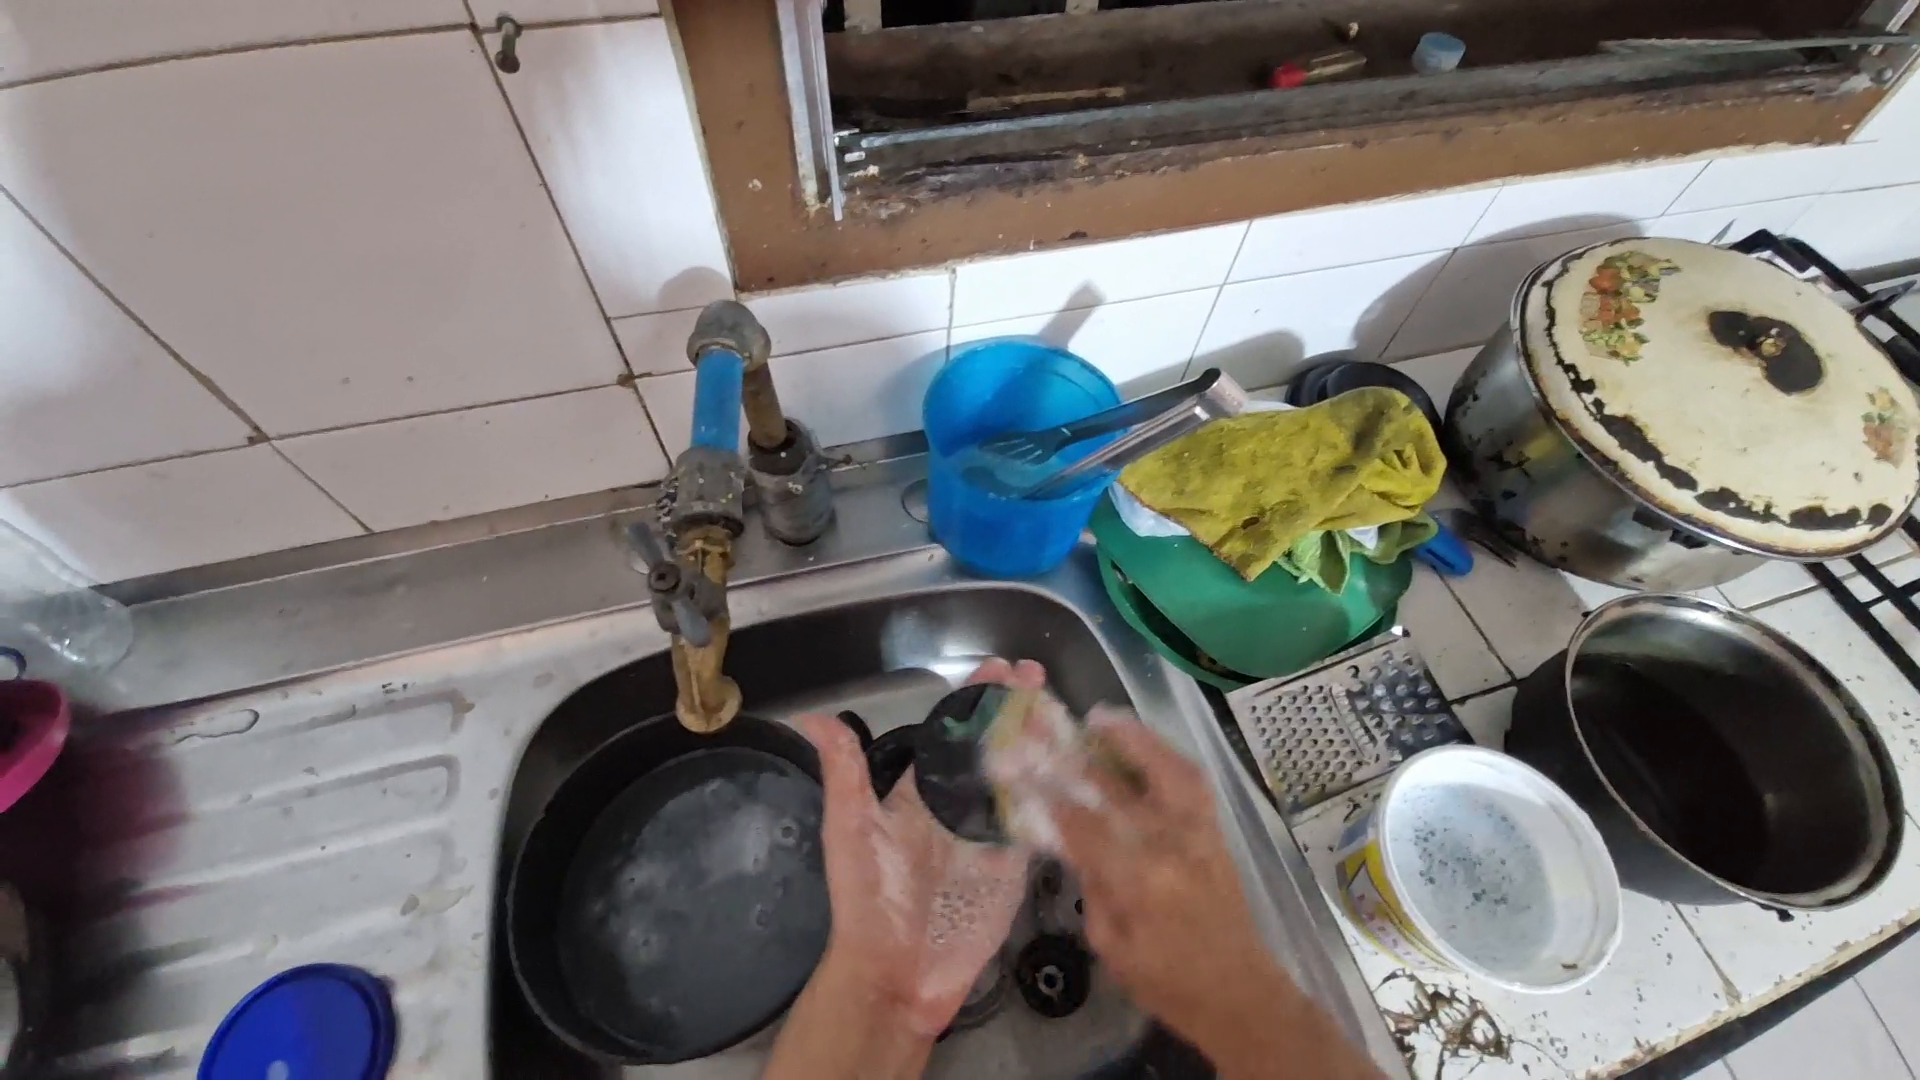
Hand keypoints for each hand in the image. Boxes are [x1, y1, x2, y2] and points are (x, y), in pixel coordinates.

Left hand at [794, 658, 1036, 1036]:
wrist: (896, 976)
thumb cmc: (869, 899)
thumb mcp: (850, 829)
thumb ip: (844, 773)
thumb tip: (812, 716)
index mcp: (922, 789)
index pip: (953, 730)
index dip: (976, 696)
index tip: (999, 665)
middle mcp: (958, 804)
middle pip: (994, 744)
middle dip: (1015, 708)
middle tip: (1038, 675)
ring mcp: (989, 833)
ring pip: (1021, 775)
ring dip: (1040, 740)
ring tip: (1062, 708)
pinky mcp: (1013, 866)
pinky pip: (1039, 824)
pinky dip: (1057, 795)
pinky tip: (1078, 768)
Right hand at [1047, 713, 1378, 1078]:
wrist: (1240, 993)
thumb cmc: (1166, 981)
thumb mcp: (1109, 944)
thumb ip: (1090, 883)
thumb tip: (1070, 836)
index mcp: (1139, 881)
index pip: (1084, 825)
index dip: (1050, 797)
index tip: (1022, 773)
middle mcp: (1171, 845)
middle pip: (1117, 790)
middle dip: (1077, 760)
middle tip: (1048, 734)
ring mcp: (1198, 831)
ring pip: (1165, 769)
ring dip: (1132, 738)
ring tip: (1101, 718)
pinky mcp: (1214, 829)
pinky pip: (1191, 779)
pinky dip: (1164, 753)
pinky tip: (1141, 741)